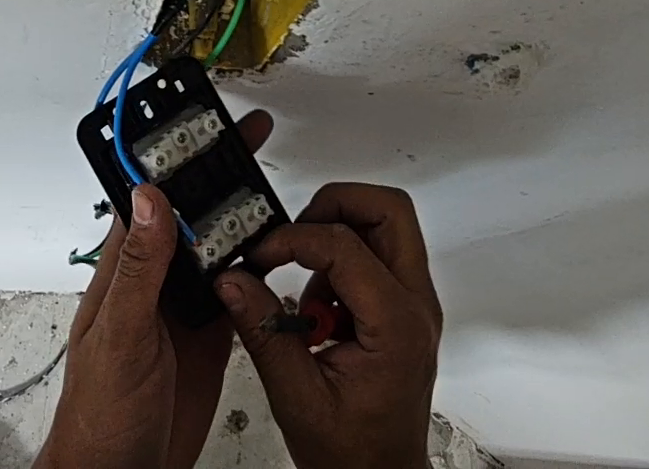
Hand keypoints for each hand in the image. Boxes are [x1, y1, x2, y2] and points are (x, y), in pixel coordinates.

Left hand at [36, 111, 272, 468]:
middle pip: (191, 208)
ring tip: (265, 180)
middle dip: (215, 169)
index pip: (149, 194)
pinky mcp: (210, 327)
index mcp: (127, 266)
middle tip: (245, 136)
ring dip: (239, 210)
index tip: (197, 122)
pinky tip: (273, 244)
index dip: (171, 154)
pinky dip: (256, 260)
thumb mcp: (120, 334)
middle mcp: (156, 276)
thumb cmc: (98, 414)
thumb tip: (149, 198)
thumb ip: (139, 268)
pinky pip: (237, 281)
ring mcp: (184, 301)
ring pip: (217, 240)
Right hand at [213, 183, 440, 468]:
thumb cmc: (353, 456)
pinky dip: (341, 261)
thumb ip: (264, 331)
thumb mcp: (296, 397)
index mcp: (397, 325)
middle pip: (389, 210)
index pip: (345, 245)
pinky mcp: (402, 307)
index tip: (260, 255)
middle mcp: (415, 304)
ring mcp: (413, 303)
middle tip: (296, 234)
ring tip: (308, 286)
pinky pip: (376, 253)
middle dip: (335, 205)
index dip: (293, 239)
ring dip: (338, 234)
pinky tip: (319, 309)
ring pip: (386, 224)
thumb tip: (233, 279)